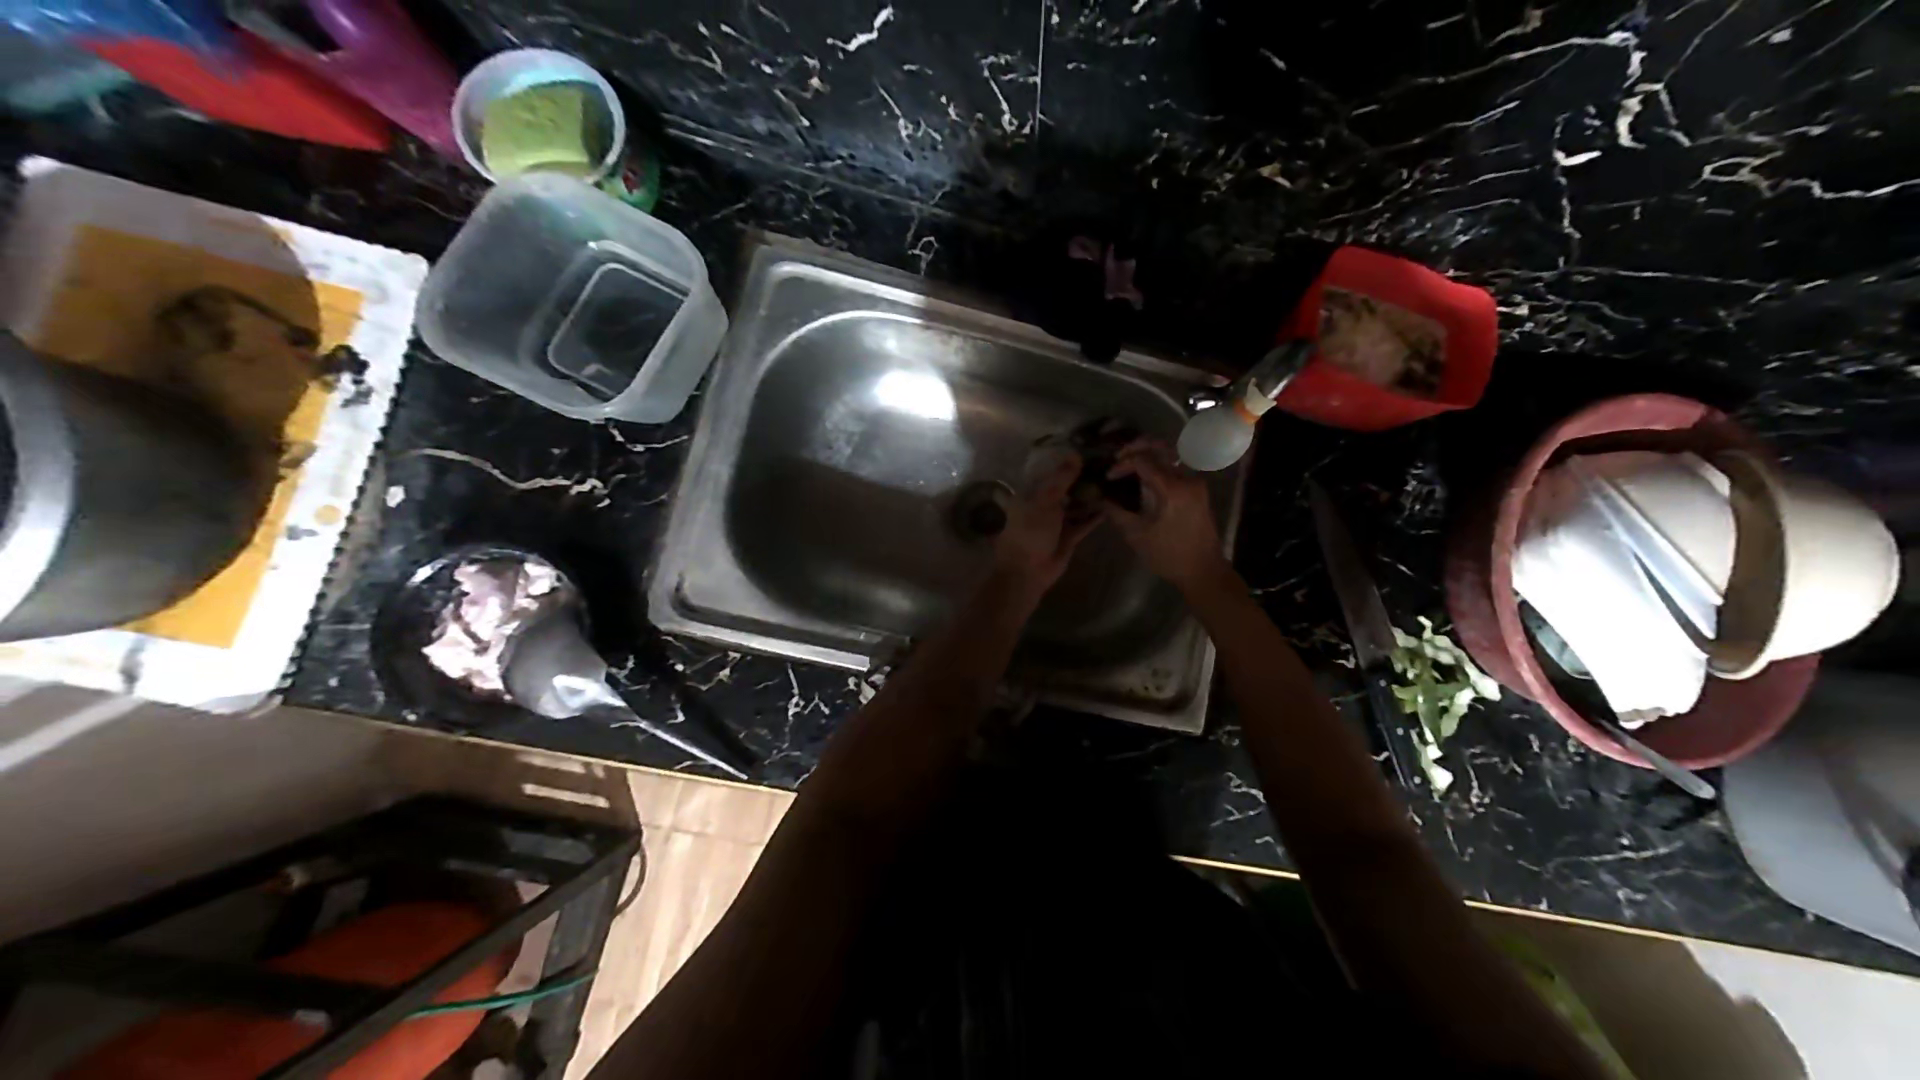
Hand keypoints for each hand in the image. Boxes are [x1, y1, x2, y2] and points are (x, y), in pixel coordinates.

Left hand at [991, 452, 1099, 600]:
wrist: (1028, 571)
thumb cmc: (1030, 531)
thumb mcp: (1044, 501)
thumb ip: (1061, 479)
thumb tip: (1076, 454)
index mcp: (1030, 494)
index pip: (1049, 472)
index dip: (1066, 461)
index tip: (1087, 448)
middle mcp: (1043, 505)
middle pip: (1065, 488)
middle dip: (1082, 478)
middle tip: (1106, 463)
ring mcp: (1057, 522)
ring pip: (1076, 505)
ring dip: (1091, 496)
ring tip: (1112, 481)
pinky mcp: (1068, 537)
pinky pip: (1084, 522)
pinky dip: (1095, 515)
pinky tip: (1111, 504)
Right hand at [1101, 439, 1230, 591]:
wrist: (1203, 570)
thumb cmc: (1168, 555)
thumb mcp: (1136, 535)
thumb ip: (1116, 512)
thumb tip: (1101, 498)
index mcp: (1172, 489)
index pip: (1143, 460)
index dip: (1122, 464)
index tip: (1108, 477)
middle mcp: (1187, 479)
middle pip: (1161, 449)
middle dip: (1137, 448)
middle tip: (1118, 456)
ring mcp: (1195, 484)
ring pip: (1170, 457)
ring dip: (1149, 456)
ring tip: (1129, 464)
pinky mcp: (1197, 491)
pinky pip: (1175, 469)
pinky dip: (1158, 467)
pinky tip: (1144, 478)